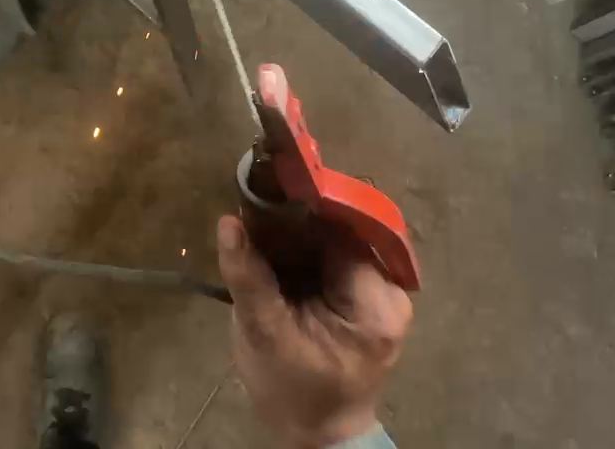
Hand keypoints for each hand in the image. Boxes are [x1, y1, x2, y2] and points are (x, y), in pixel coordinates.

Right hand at [216, 216, 411, 448]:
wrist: (315, 430)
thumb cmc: (293, 388)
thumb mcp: (263, 333)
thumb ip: (249, 276)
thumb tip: (228, 221)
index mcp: (374, 303)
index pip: (341, 232)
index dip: (301, 207)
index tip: (261, 189)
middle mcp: (387, 289)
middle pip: (339, 228)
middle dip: (293, 217)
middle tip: (251, 209)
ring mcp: (377, 289)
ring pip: (332, 234)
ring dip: (293, 228)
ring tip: (256, 225)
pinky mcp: (360, 290)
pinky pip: (329, 249)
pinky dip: (299, 244)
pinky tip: (271, 245)